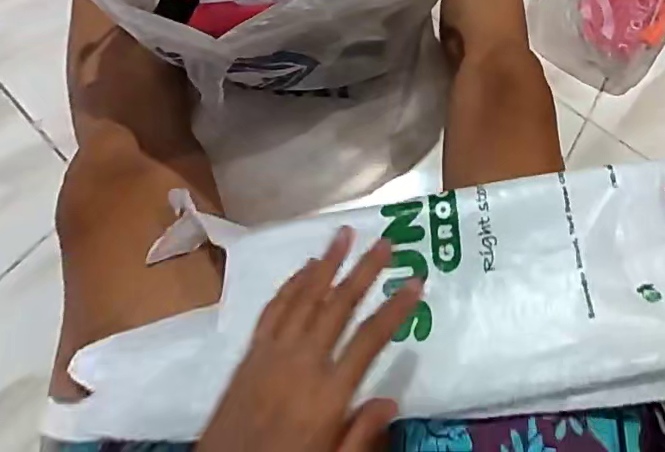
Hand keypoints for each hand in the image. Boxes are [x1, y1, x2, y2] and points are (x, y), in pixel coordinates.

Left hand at [196, 226, 421, 451]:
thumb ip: (360, 437)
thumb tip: (392, 399)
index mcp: (326, 396)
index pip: (370, 339)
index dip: (396, 308)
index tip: (416, 281)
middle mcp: (301, 365)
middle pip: (340, 305)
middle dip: (365, 269)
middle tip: (386, 241)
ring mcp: (272, 356)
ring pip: (305, 297)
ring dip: (328, 263)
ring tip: (346, 233)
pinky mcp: (249, 356)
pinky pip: (273, 310)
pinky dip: (291, 284)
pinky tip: (304, 268)